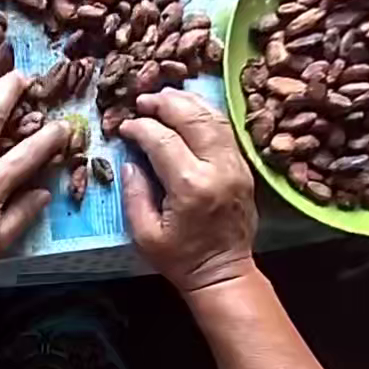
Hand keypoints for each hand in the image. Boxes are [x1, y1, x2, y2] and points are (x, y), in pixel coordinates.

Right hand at [119, 90, 258, 295]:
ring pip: (214, 118)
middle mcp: (219, 169)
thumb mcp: (144, 234)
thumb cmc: (178, 258)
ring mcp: (236, 166)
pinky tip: (188, 111)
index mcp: (191, 186)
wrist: (222, 272)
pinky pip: (225, 130)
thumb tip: (130, 161)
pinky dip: (205, 114)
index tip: (124, 126)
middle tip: (143, 99)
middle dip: (165, 104)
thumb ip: (134, 194)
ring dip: (187, 102)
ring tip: (164, 97)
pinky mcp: (243, 167)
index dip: (141, 127)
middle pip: (193, 119)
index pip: (163, 141)